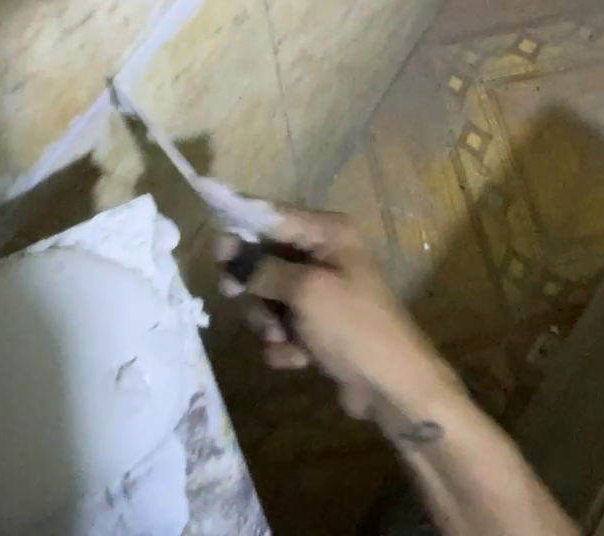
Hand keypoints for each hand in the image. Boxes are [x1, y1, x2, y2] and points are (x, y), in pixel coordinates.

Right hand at [218, 208, 462, 430]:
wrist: (393, 388)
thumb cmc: (354, 327)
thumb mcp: (305, 291)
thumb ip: (262, 268)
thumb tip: (224, 246)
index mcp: (327, 233)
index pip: (271, 216)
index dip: (238, 223)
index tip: (210, 233)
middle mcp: (323, 254)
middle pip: (264, 258)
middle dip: (253, 286)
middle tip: (233, 295)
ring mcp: (320, 291)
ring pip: (268, 296)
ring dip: (268, 321)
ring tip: (283, 339)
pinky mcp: (317, 325)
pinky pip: (281, 325)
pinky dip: (284, 343)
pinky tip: (299, 358)